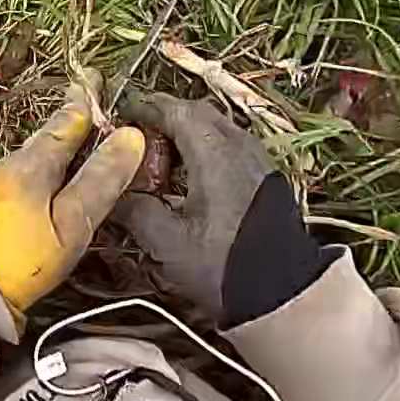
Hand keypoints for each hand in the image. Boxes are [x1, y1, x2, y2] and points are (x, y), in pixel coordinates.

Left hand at [0, 74, 144, 321]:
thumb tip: (131, 136)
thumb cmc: (24, 254)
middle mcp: (18, 162)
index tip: (97, 76)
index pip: (68, 120)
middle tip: (95, 98)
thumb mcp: (72, 219)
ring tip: (84, 130)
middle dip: (75, 114)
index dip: (86, 100)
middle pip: (52, 131)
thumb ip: (101, 178)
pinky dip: (54, 157)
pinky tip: (61, 169)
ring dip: (64, 135)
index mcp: (36, 161)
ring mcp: (5, 181)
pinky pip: (35, 166)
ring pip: (42, 148)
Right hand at [111, 92, 277, 323]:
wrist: (284, 292)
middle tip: (137, 137)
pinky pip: (228, 143)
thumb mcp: (168, 242)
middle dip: (164, 118)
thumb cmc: (224, 263)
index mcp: (213, 149)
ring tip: (160, 157)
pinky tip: (190, 176)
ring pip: (213, 126)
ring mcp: (255, 155)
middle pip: (194, 112)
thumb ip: (135, 210)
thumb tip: (114, 194)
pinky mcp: (264, 172)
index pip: (174, 109)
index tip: (122, 115)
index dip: (145, 108)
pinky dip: (204, 147)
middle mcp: (237, 142)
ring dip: (185, 132)